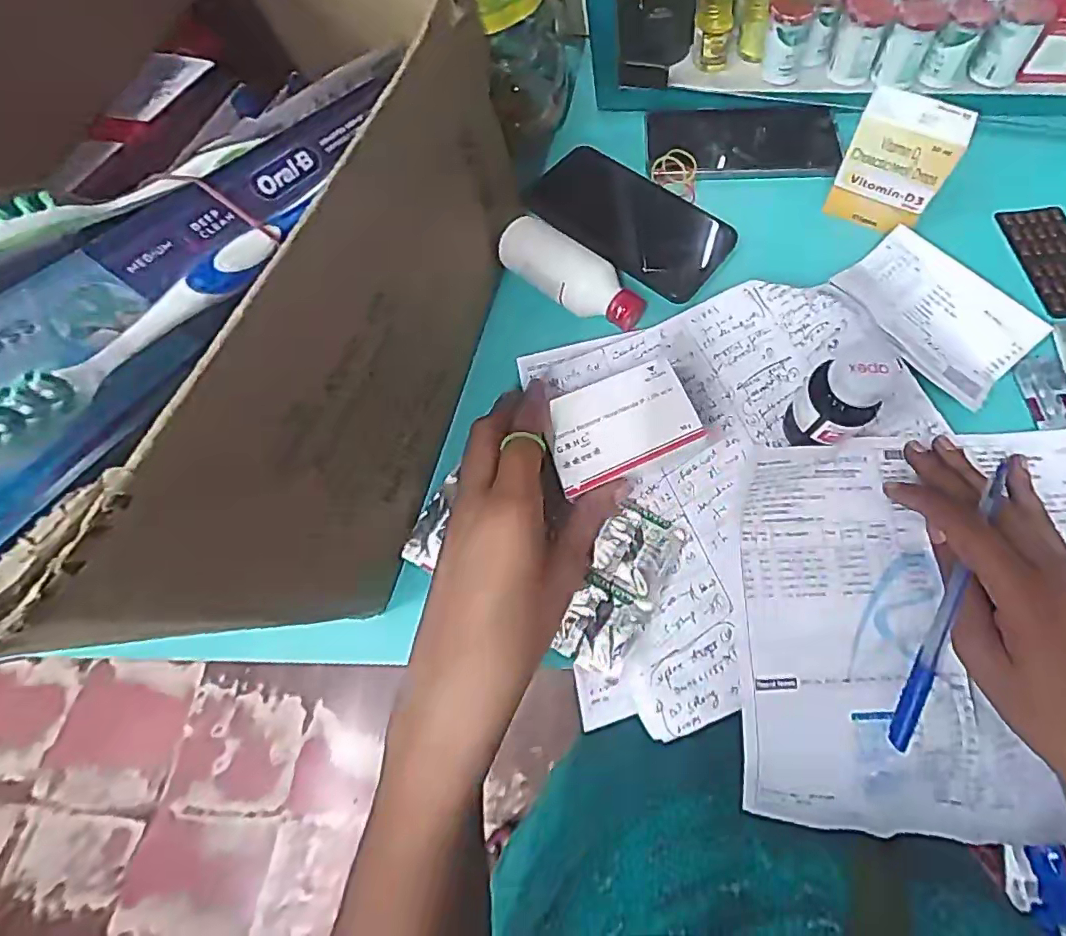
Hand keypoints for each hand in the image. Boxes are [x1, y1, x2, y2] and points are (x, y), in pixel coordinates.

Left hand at [387, 381, 624, 785]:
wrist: (455, 681)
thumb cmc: (520, 629)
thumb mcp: (564, 575)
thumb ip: (586, 523)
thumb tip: (616, 484)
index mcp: (509, 504)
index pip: (522, 439)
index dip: (534, 408)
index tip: (545, 385)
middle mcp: (477, 500)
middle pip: (485, 437)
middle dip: (505, 409)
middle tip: (531, 397)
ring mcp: (457, 519)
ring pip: (473, 457)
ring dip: (494, 433)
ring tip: (524, 429)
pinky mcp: (450, 537)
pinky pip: (469, 482)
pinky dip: (487, 462)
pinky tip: (510, 480)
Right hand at [884, 437, 1065, 803]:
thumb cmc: (1040, 711)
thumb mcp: (983, 657)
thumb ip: (961, 592)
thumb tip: (943, 539)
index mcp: (1023, 589)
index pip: (967, 528)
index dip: (928, 502)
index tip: (894, 487)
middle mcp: (1050, 568)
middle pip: (991, 508)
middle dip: (949, 476)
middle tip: (915, 449)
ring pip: (1017, 510)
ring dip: (979, 477)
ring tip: (949, 448)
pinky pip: (1043, 525)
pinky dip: (1023, 495)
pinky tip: (1015, 471)